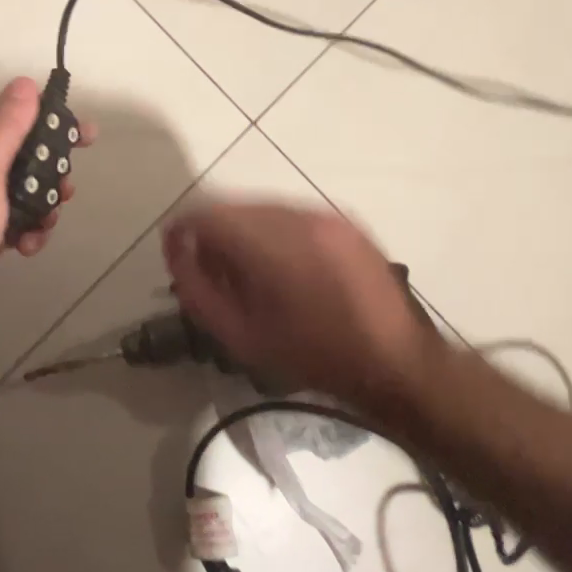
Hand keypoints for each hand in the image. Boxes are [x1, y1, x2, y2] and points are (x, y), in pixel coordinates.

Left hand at [0, 77, 96, 363]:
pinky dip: (26, 231)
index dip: (53, 125)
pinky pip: (13, 222)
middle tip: (67, 193)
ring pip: (23, 193)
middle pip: (24, 157)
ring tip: (43, 226)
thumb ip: (6, 125)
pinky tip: (26, 248)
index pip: (16, 119)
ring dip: (41, 208)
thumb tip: (24, 82)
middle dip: (51, 174)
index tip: (88, 137)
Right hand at [163, 201, 441, 404]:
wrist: (398, 363)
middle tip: (211, 271)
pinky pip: (294, 216)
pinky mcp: (347, 222)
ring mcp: (327, 215)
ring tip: (247, 273)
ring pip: (264, 210)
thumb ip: (198, 290)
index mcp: (272, 242)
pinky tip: (282, 268)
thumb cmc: (314, 357)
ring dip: (245, 233)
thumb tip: (177, 252)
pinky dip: (276, 234)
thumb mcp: (242, 336)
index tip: (174, 252)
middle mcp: (299, 215)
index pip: (207, 213)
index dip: (182, 230)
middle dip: (214, 234)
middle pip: (235, 207)